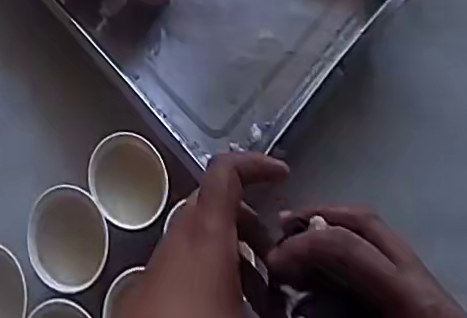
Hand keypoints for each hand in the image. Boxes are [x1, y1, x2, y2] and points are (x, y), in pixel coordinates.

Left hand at [131, 153, 289, 317]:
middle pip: (218, 208)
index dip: (255, 164)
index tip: (284, 176)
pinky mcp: (148, 294)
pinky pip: (187, 267)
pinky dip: (215, 277)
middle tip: (284, 265)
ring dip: (237, 259)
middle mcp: (179, 240)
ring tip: (267, 305)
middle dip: (255, 228)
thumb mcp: (251, 316)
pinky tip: (234, 314)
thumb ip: (282, 310)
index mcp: (204, 235)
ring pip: (204, 241)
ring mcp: (160, 266)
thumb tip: (318, 309)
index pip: (225, 172)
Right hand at [267, 207, 466, 317]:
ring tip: (301, 246)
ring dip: (334, 231)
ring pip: (377, 236)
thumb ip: (341, 317)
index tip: (274, 269)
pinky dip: (353, 255)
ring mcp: (429, 290)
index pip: (346, 246)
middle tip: (282, 233)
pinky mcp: (430, 304)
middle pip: (364, 222)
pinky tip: (333, 275)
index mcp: (414, 302)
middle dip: (317, 218)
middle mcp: (422, 283)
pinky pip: (386, 261)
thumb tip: (297, 310)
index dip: (301, 249)